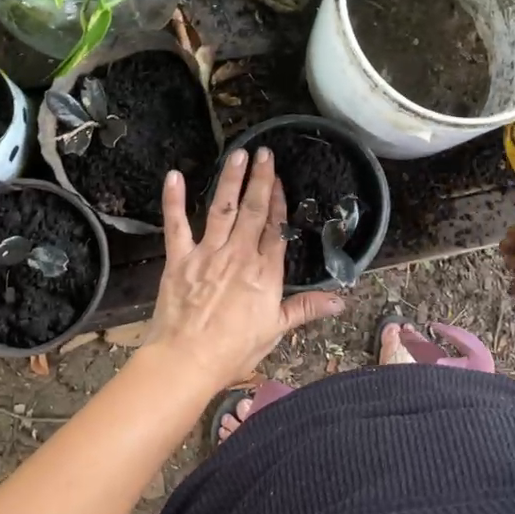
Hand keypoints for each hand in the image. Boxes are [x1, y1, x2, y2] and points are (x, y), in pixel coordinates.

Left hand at [144, 148, 343, 391]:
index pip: (275, 229)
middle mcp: (239, 255)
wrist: (188, 360)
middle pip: (253, 210)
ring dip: (230, 179)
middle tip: (264, 153)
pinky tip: (174, 176)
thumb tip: (340, 301)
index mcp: (265, 273)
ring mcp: (208, 254)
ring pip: (222, 209)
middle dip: (259, 179)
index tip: (279, 180)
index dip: (279, 202)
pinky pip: (176, 224)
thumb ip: (305, 309)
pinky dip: (174, 200)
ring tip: (237, 154)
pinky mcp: (180, 260)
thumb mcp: (275, 331)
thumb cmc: (233, 350)